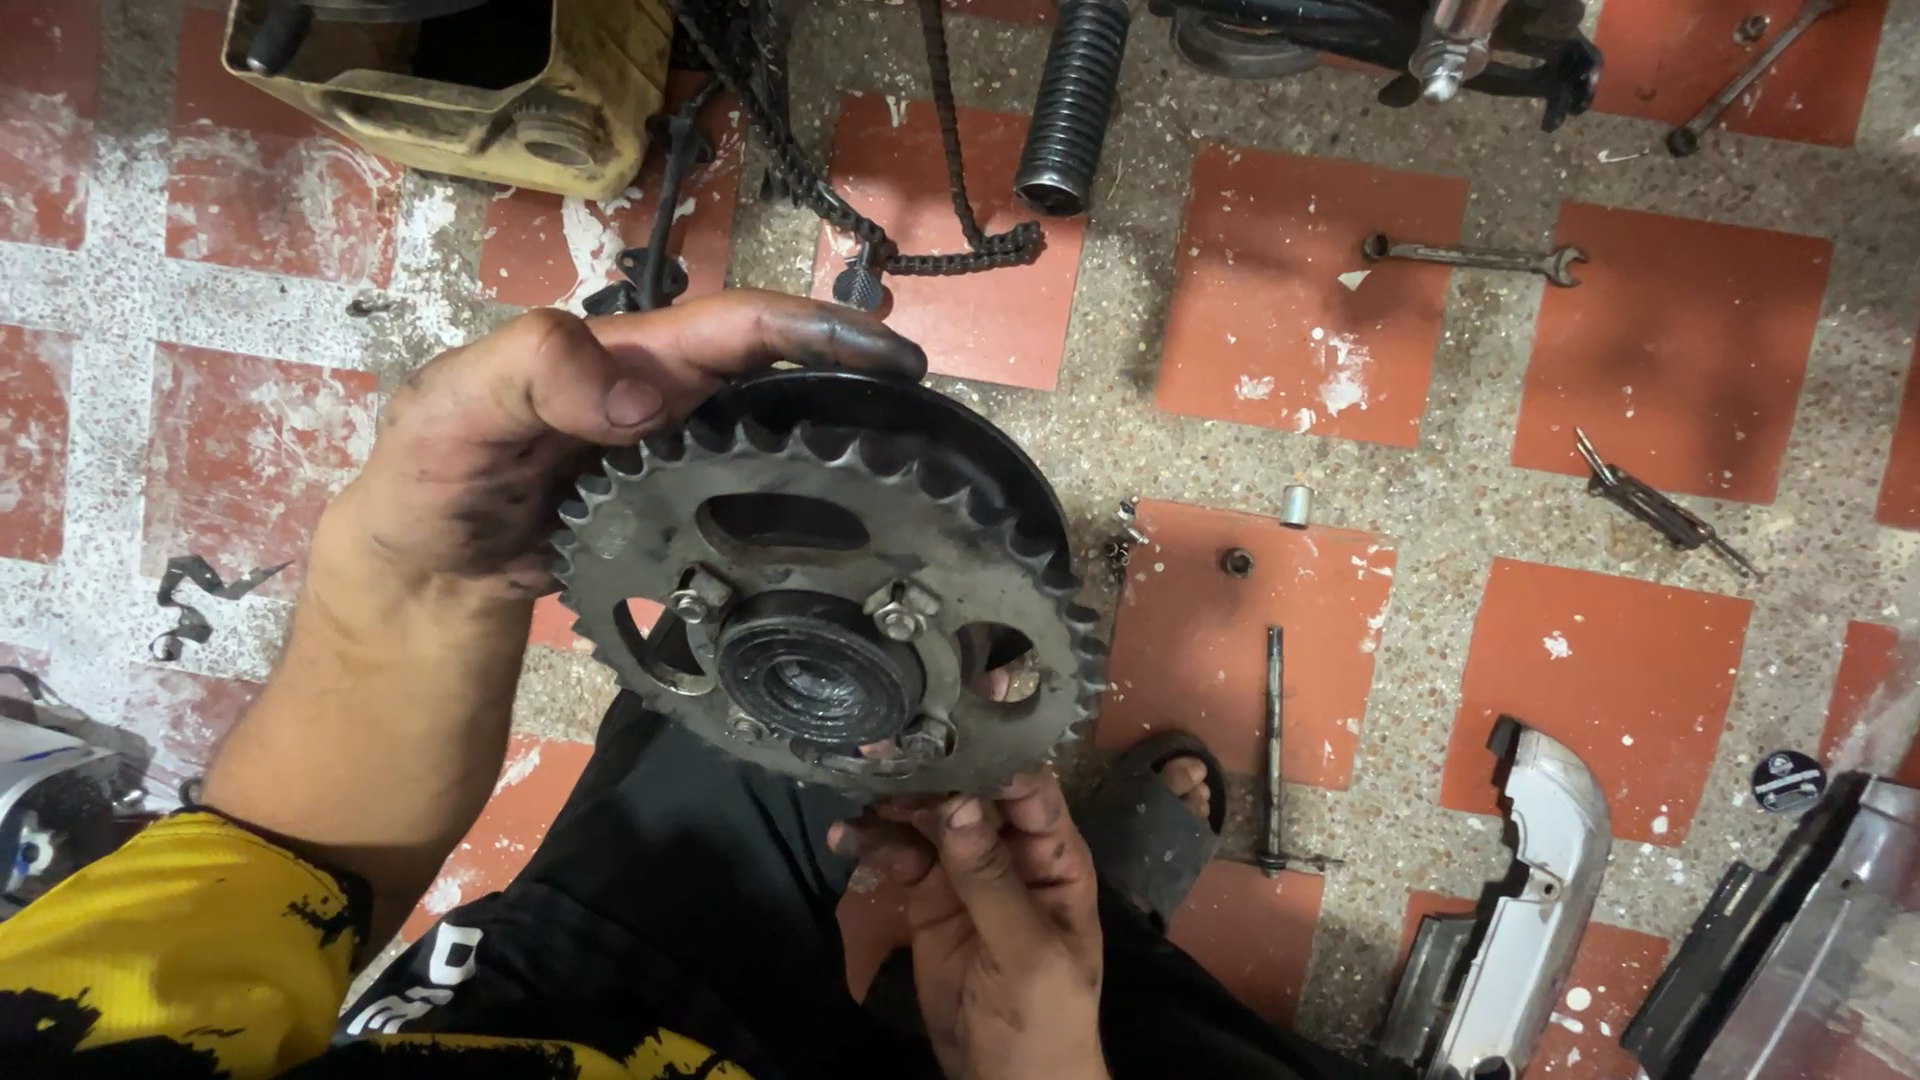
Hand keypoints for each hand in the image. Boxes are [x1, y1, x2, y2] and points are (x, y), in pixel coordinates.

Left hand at [330, 291, 927, 598]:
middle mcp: (675, 400)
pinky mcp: (690, 510)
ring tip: (906, 461)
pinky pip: (758, 491)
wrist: (439, 568)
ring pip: (778, 431)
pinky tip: (841, 521)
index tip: (893, 354)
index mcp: (634, 359)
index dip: (818, 330)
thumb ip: (529, 376)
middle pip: (780, 375)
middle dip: (855, 377)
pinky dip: (804, 495)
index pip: (741, 327)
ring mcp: (686, 457)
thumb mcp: (452, 408)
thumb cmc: (436, 477)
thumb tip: (643, 402)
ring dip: (841, 435)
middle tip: (924, 411)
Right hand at [830, 773, 1109, 1079]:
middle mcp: (1010, 849)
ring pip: (929, 818)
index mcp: (1052, 854)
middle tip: (883, 749)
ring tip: (856, 785)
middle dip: (931, 772)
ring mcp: (965, 870)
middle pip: (970, 794)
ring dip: (893, 802)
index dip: (992, 758)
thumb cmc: (1045, 1020)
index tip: (946, 732)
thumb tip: (959, 804)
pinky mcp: (928, 894)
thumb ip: (993, 880)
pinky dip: (873, 843)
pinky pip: (900, 856)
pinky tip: (845, 836)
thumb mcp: (1029, 954)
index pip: (1028, 789)